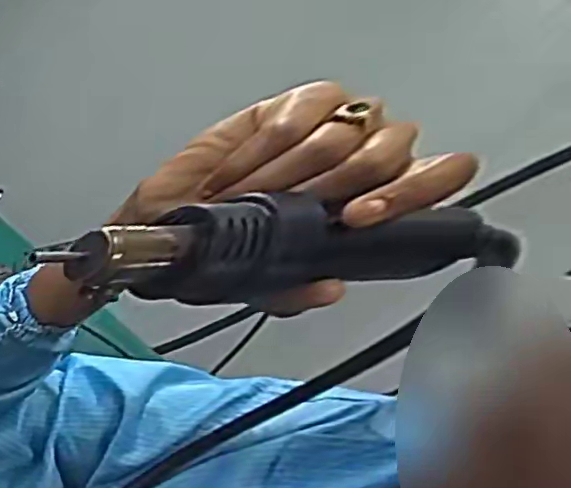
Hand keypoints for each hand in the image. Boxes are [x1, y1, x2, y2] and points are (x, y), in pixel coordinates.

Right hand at [30, 80, 478, 324]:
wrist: (143, 232)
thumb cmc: (194, 251)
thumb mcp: (238, 282)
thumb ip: (283, 289)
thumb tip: (325, 291)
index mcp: (360, 203)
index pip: (433, 178)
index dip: (411, 193)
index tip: (357, 218)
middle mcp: (355, 162)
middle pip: (391, 152)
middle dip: (331, 187)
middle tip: (283, 209)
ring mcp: (328, 129)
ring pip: (348, 132)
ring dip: (284, 173)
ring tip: (241, 198)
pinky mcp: (293, 107)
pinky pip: (304, 113)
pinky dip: (262, 150)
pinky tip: (231, 177)